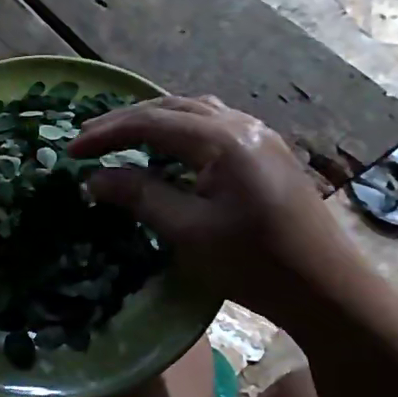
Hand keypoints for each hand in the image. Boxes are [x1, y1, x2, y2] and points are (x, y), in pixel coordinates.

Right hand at [67, 96, 355, 319]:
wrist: (327, 288)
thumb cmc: (255, 265)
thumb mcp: (189, 232)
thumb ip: (140, 196)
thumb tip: (94, 178)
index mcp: (223, 140)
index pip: (151, 123)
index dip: (106, 133)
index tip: (71, 149)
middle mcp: (243, 125)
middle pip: (173, 108)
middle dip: (127, 121)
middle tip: (88, 139)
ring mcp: (260, 137)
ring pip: (196, 112)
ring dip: (155, 121)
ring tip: (123, 138)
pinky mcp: (268, 153)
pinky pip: (215, 126)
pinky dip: (182, 131)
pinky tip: (171, 150)